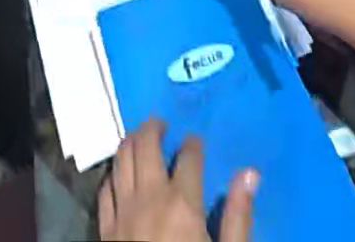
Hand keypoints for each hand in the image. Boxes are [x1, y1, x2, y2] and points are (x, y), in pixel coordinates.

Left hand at [99, 119, 256, 241]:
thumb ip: (238, 216)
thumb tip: (250, 172)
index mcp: (183, 203)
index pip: (189, 156)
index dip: (194, 144)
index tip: (197, 142)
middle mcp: (150, 198)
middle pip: (146, 144)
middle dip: (154, 127)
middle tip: (163, 124)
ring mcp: (123, 214)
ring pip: (121, 159)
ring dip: (131, 142)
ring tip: (141, 137)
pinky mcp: (105, 233)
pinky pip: (104, 189)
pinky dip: (113, 173)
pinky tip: (121, 175)